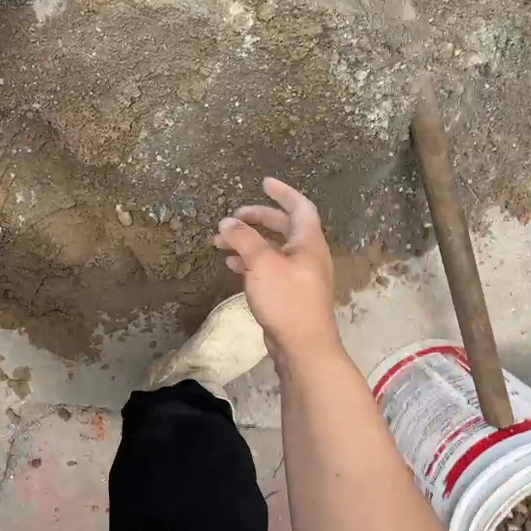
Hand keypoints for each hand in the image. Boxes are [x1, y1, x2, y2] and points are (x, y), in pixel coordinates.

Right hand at [214, 177, 340, 360]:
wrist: (303, 347)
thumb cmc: (287, 300)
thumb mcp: (261, 263)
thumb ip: (243, 238)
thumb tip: (227, 222)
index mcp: (308, 242)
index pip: (300, 206)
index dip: (283, 192)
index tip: (264, 183)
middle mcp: (307, 255)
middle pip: (283, 226)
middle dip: (257, 218)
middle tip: (233, 217)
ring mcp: (300, 275)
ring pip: (272, 248)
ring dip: (248, 241)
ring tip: (221, 243)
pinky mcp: (290, 293)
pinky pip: (269, 267)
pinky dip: (250, 260)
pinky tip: (232, 265)